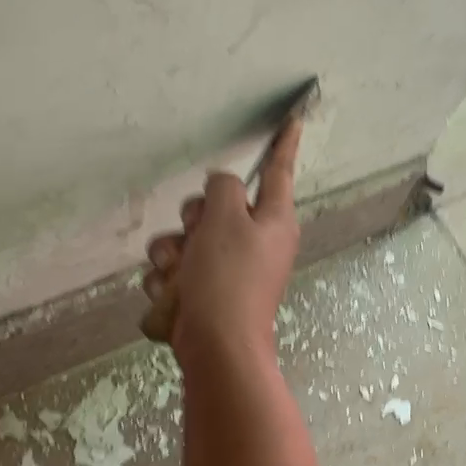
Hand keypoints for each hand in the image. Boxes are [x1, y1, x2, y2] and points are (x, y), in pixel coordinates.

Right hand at [141, 117, 302, 363]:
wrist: (215, 346)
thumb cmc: (227, 278)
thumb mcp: (226, 218)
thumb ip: (223, 189)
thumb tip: (225, 187)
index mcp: (275, 220)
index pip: (278, 171)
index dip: (284, 144)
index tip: (296, 119)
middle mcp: (256, 242)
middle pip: (216, 207)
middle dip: (193, 218)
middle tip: (195, 235)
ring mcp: (230, 271)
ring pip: (186, 240)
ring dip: (172, 254)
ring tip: (178, 274)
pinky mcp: (205, 294)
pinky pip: (176, 272)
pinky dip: (169, 282)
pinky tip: (173, 297)